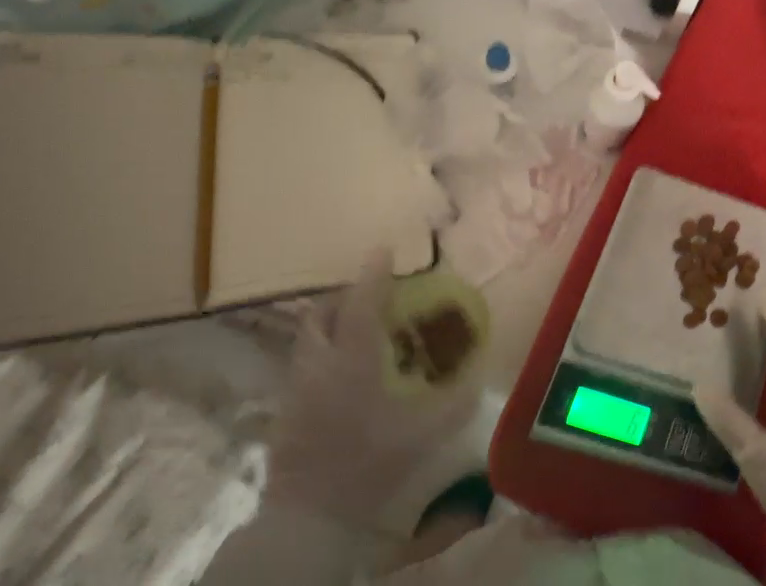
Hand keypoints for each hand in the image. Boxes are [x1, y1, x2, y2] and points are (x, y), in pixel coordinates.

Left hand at [264, 255, 486, 527]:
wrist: (311, 516)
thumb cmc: (370, 465)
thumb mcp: (423, 435)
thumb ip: (455, 402)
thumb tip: (480, 375)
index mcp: (353, 363)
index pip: (360, 306)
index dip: (373, 275)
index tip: (383, 249)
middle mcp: (318, 367)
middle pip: (318, 315)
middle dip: (341, 296)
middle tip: (368, 293)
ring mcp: (296, 389)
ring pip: (305, 340)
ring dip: (327, 324)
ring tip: (355, 328)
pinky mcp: (285, 412)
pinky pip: (302, 365)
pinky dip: (321, 353)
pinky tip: (342, 373)